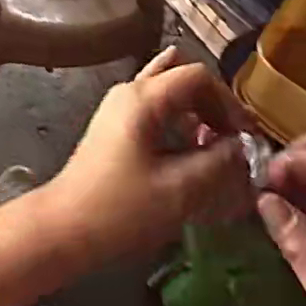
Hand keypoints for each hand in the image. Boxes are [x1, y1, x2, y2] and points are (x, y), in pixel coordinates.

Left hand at [39, 49, 254, 267]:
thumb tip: (242, 147)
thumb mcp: (177, 190)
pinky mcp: (115, 124)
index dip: (228, 101)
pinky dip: (177, 117)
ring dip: (195, 110)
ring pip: (168, 90)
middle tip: (231, 136)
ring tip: (212, 142)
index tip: (244, 134)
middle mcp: (130, 91)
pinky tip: (188, 142)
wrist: (62, 229)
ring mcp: (119, 105)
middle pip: (183, 76)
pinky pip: (154, 106)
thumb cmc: (119, 210)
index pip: (198, 76)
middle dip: (213, 103)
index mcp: (144, 97)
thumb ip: (217, 163)